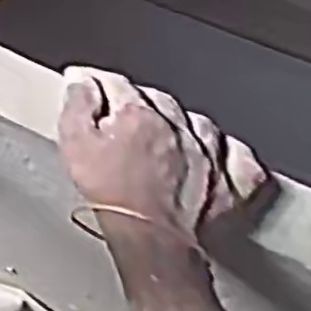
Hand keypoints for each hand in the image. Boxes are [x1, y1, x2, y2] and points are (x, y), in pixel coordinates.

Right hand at [58, 66, 268, 245]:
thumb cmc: (108, 187)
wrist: (148, 233)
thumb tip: (82, 80)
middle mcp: (179, 128)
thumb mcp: (73, 138)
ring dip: (178, 118)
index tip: (83, 79)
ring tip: (161, 123)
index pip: (115, 82)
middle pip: (158, 98)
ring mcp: (210, 155)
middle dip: (135, 96)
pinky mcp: (229, 183)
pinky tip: (213, 148)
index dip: (94, 78)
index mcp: (139, 114)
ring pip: (197, 121)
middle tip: (115, 103)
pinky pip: (237, 155)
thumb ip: (78, 102)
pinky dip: (225, 147)